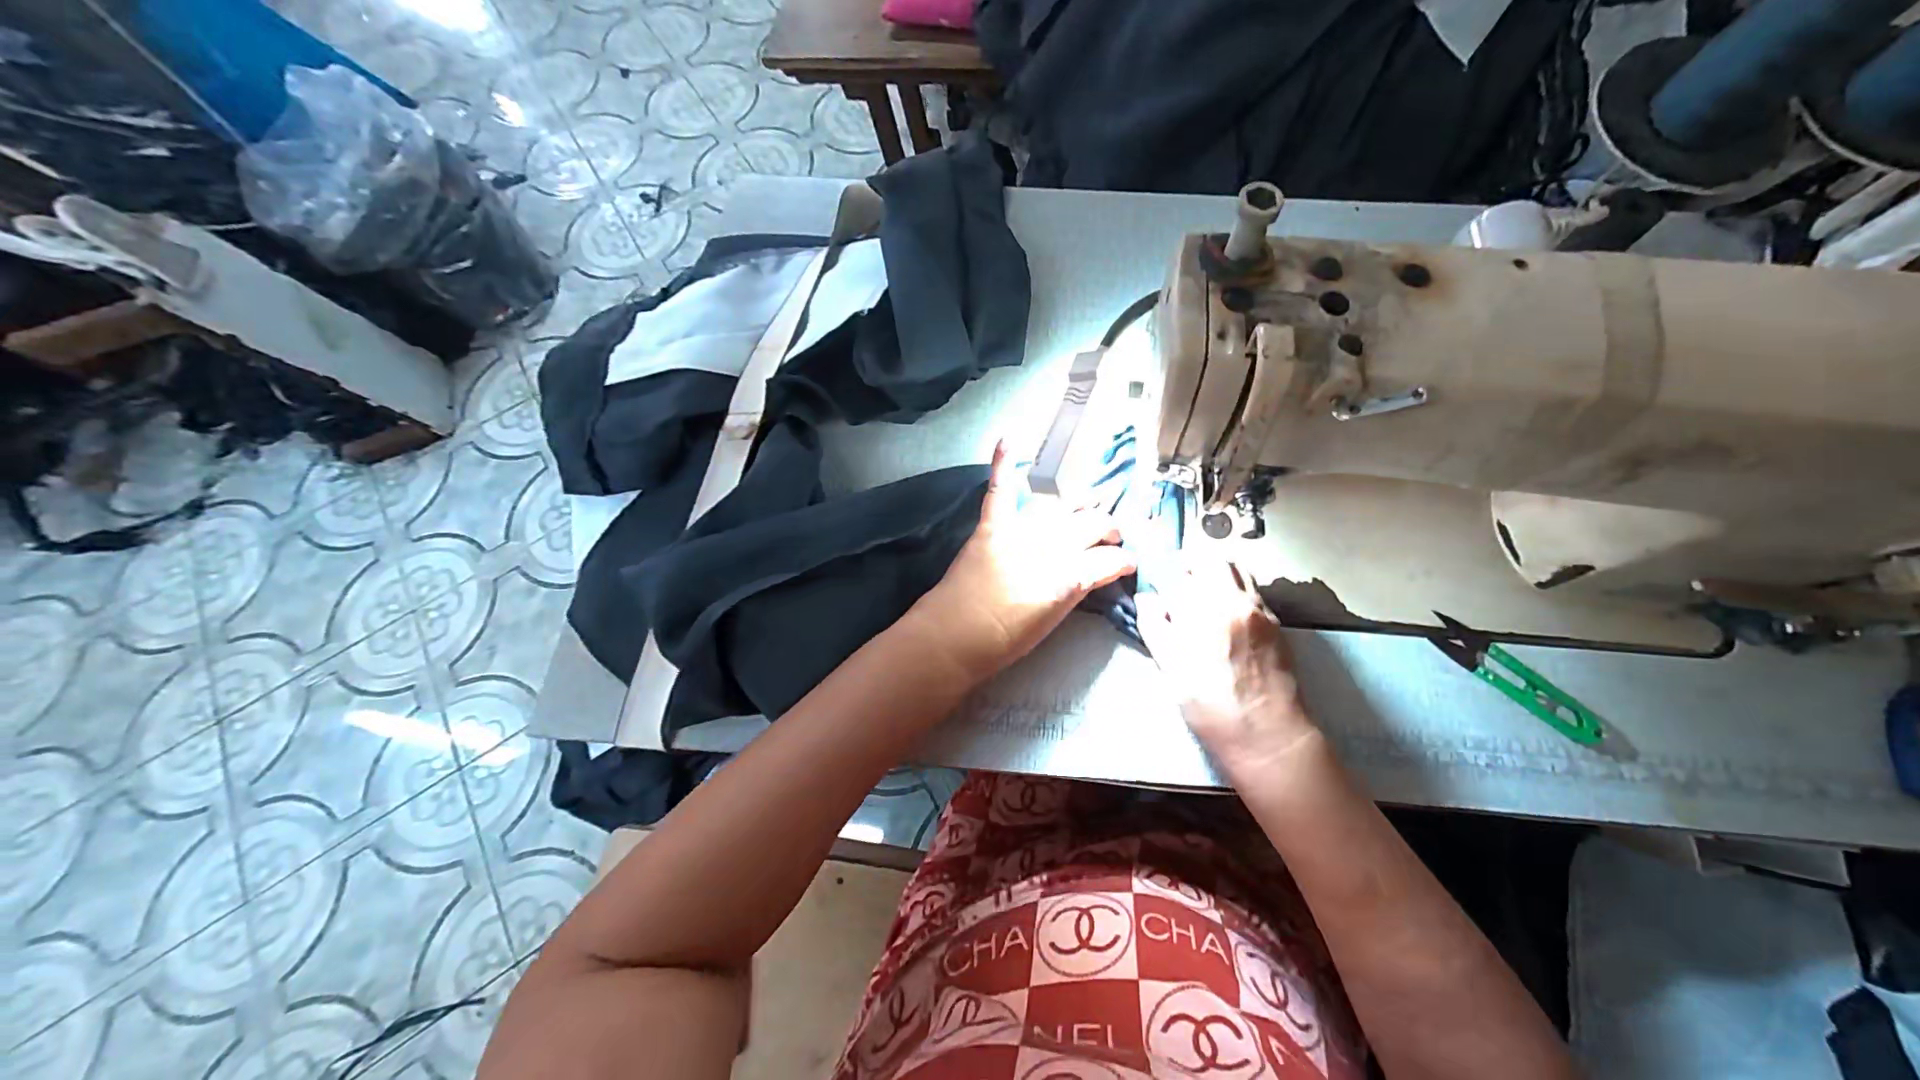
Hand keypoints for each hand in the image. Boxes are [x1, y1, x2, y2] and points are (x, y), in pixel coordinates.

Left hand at [908, 442, 1137, 682]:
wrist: (950, 638)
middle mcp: (1051, 547)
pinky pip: (1000, 490)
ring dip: (1082, 506)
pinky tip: (1007, 439)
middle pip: (1093, 526)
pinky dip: (1003, 465)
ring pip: (1063, 508)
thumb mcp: (1052, 621)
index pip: (1111, 560)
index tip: (1128, 564)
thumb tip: (1092, 572)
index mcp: (1070, 577)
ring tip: (1090, 508)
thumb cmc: (1003, 641)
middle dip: (1110, 531)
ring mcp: (1021, 532)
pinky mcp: (992, 526)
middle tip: (1110, 539)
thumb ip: (1075, 591)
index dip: (1124, 561)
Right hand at [1136, 557, 1317, 775]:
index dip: (1161, 583)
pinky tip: (1227, 614)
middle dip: (1190, 566)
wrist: (1269, 735)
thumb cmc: (1212, 708)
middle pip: (1210, 561)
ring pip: (1236, 570)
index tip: (1156, 596)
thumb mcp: (1171, 671)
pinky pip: (1253, 590)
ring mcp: (1259, 609)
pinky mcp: (1276, 622)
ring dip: (1216, 573)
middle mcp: (1233, 601)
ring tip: (1203, 595)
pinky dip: (1235, 589)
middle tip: (1179, 585)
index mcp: (1202, 612)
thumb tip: (1146, 600)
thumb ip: (1154, 628)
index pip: (1175, 577)